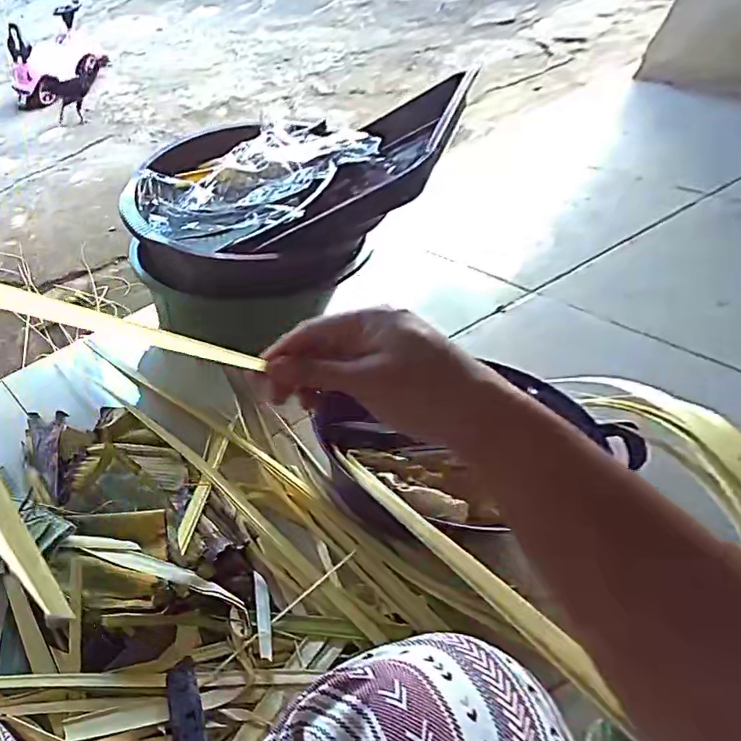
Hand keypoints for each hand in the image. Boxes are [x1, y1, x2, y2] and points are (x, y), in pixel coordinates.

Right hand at [258, 308, 515, 447]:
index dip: (280, 353)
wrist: (484, 421)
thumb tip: (271, 366)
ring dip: (308, 382)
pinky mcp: (391, 369)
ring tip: (298, 405)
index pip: (311, 331)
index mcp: (370, 319)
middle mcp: (375, 327)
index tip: (255, 377)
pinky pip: (347, 373)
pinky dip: (329, 388)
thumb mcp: (363, 381)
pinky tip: (321, 404)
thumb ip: (314, 371)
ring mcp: (384, 348)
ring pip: (330, 362)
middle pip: (318, 346)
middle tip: (273, 399)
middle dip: (292, 370)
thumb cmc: (424, 394)